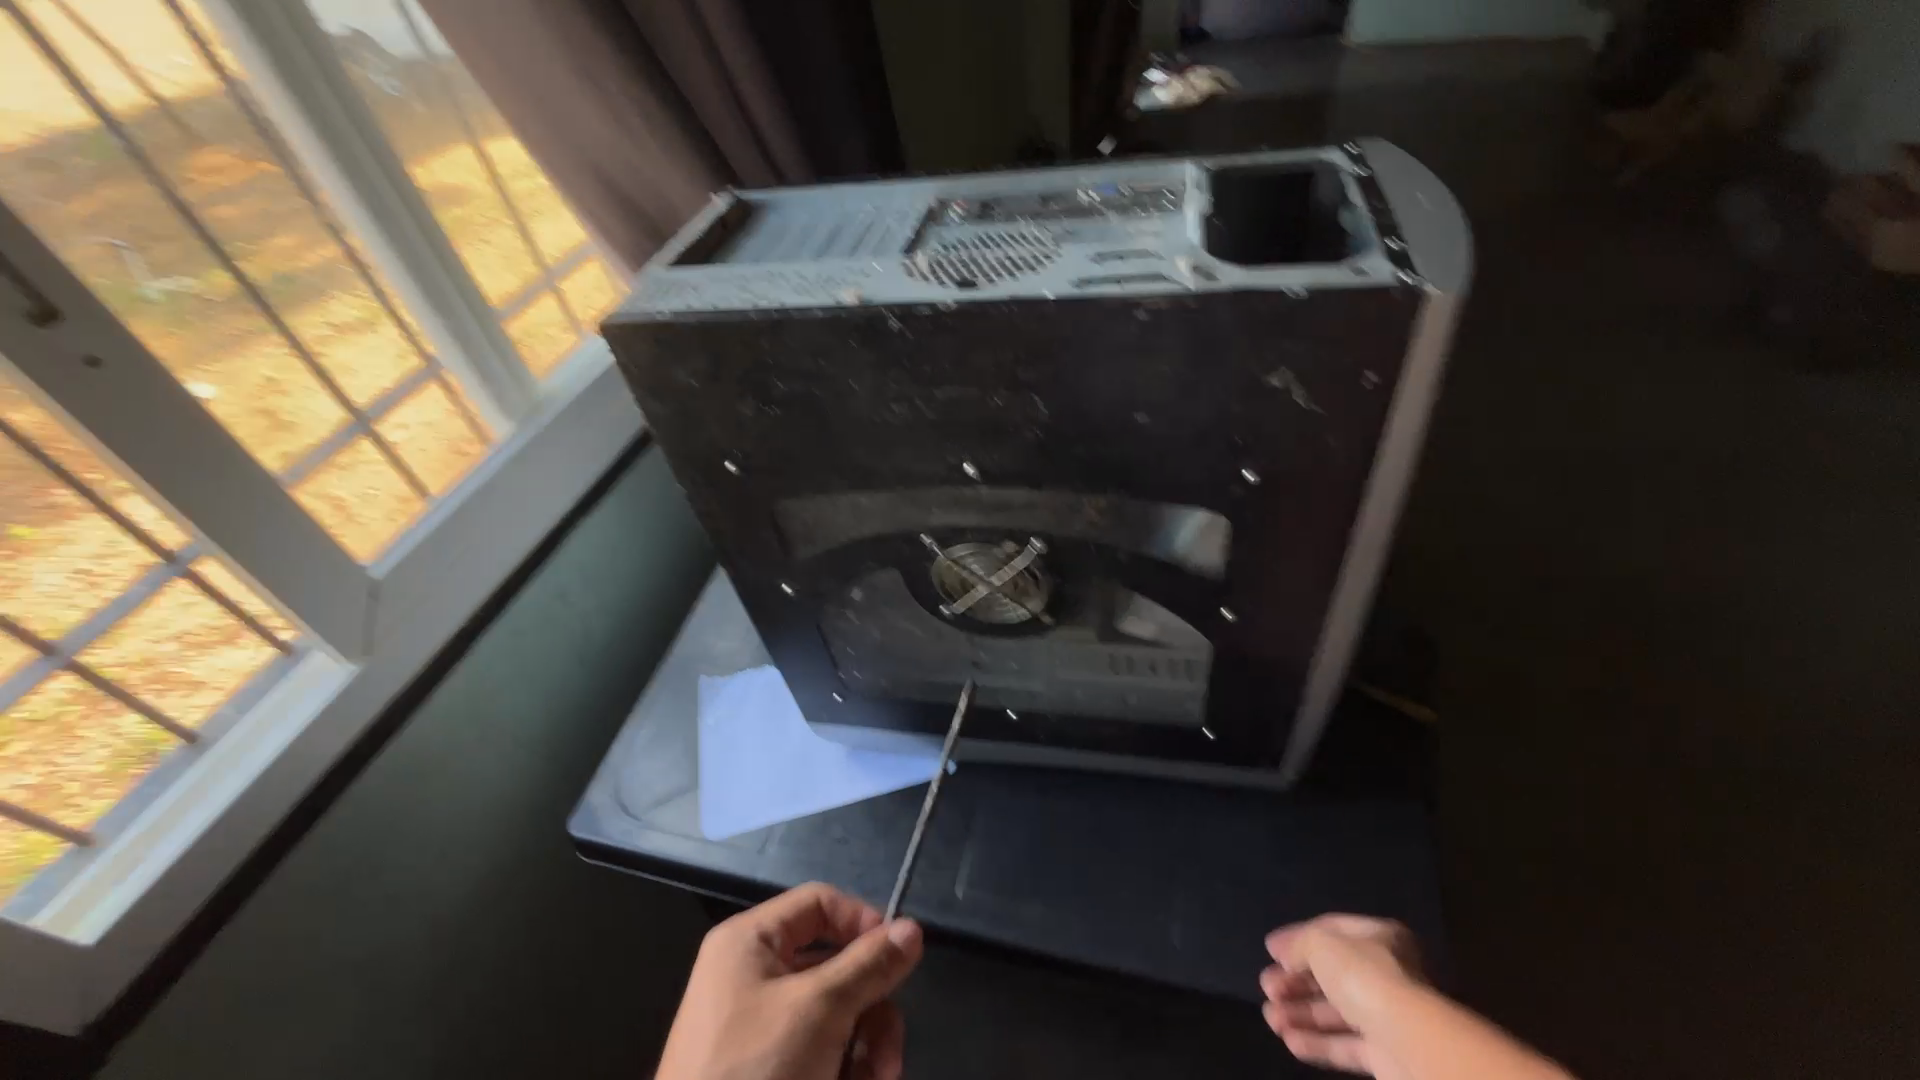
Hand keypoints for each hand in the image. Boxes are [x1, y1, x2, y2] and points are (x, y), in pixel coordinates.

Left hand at [656, 883, 923, 1079]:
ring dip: (868, 1045)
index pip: (819, 902)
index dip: (863, 922)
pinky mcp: (773, 1066)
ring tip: (879, 1077)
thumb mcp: (819, 1010)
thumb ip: (869, 965)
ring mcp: (763, 1024)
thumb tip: (912, 928)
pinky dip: (847, 1066)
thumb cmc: (755, 1069)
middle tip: (889, 1047)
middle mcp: (756, 974)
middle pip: (837, 964)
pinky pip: (824, 1049)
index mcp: (750, 942)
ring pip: (839, 1012)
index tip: (900, 956)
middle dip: (872, 1007)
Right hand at [1260, 914, 1423, 1077]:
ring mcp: (1387, 1017)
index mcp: (1379, 938)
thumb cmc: (1363, 976)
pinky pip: (1345, 1045)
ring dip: (1299, 1013)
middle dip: (1294, 982)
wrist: (1408, 1041)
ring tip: (1271, 1018)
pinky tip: (1289, 1040)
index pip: (1331, 930)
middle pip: (1330, 975)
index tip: (1269, 951)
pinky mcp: (1385, 1055)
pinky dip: (1316, 1042)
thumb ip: (1298, 944)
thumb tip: (1283, 953)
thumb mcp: (1320, 943)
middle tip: (1267, 987)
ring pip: (1335, 1012)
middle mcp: (1386, 974)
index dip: (1297, 939)